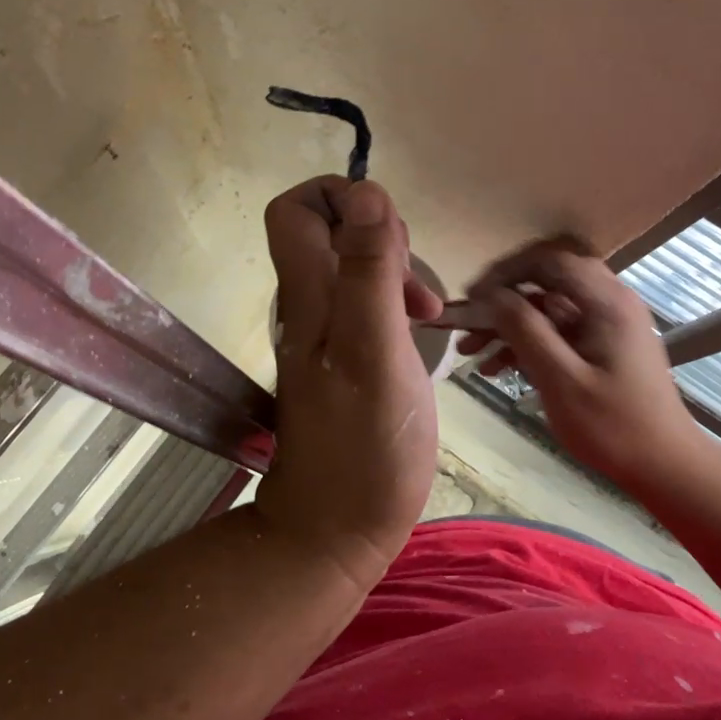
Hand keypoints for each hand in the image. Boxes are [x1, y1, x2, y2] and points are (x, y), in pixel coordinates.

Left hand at [253, 177, 442, 585]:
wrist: (339, 528)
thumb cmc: (364, 445)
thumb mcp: (375, 350)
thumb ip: (369, 272)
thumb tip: (365, 190)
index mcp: (309, 295)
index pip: (294, 210)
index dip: (338, 198)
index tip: (387, 233)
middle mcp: (309, 306)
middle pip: (328, 232)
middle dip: (379, 237)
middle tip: (412, 285)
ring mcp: (325, 334)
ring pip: (352, 267)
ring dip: (394, 273)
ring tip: (425, 314)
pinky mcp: (345, 360)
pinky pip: (365, 303)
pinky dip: (395, 303)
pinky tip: (419, 331)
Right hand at [457, 238, 699, 481]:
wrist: (666, 467)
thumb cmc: (614, 427)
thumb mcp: (561, 380)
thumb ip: (525, 330)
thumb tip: (490, 295)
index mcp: (606, 302)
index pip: (547, 261)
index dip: (504, 274)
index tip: (470, 298)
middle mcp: (610, 301)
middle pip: (546, 279)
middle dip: (502, 298)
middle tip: (468, 320)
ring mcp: (608, 323)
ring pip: (548, 306)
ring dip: (509, 323)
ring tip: (469, 351)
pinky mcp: (604, 345)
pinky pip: (558, 329)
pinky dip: (527, 342)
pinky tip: (496, 368)